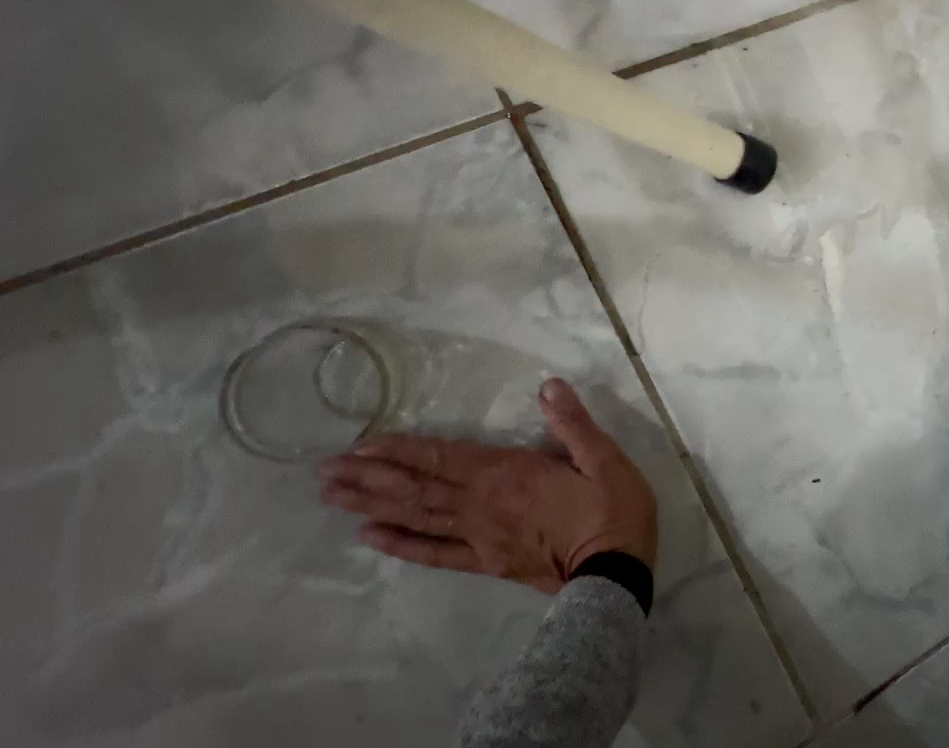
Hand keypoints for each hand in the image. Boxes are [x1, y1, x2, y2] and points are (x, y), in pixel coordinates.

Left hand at [318, 378, 657, 593]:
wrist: (614, 572)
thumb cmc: (613, 508)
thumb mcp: (605, 458)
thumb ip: (573, 423)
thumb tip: (548, 386)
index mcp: (511, 473)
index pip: (446, 457)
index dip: (403, 450)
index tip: (361, 443)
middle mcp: (484, 504)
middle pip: (419, 488)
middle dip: (371, 476)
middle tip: (324, 469)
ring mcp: (480, 537)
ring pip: (418, 517)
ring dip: (373, 505)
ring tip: (332, 496)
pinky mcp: (486, 563)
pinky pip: (435, 554)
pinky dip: (401, 545)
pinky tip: (371, 537)